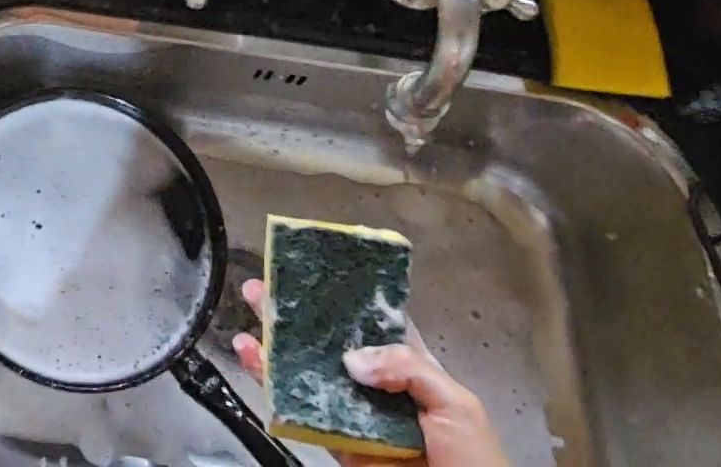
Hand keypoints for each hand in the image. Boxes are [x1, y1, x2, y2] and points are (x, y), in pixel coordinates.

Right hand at [231, 280, 508, 466]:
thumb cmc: (473, 460)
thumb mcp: (456, 405)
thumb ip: (408, 368)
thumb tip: (349, 360)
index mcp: (406, 367)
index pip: (368, 323)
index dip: (340, 298)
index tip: (309, 272)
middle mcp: (372, 384)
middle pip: (325, 341)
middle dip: (292, 313)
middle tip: (261, 287)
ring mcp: (349, 411)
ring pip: (303, 371)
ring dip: (272, 344)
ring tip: (248, 317)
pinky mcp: (332, 440)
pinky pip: (294, 409)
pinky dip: (268, 384)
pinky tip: (250, 358)